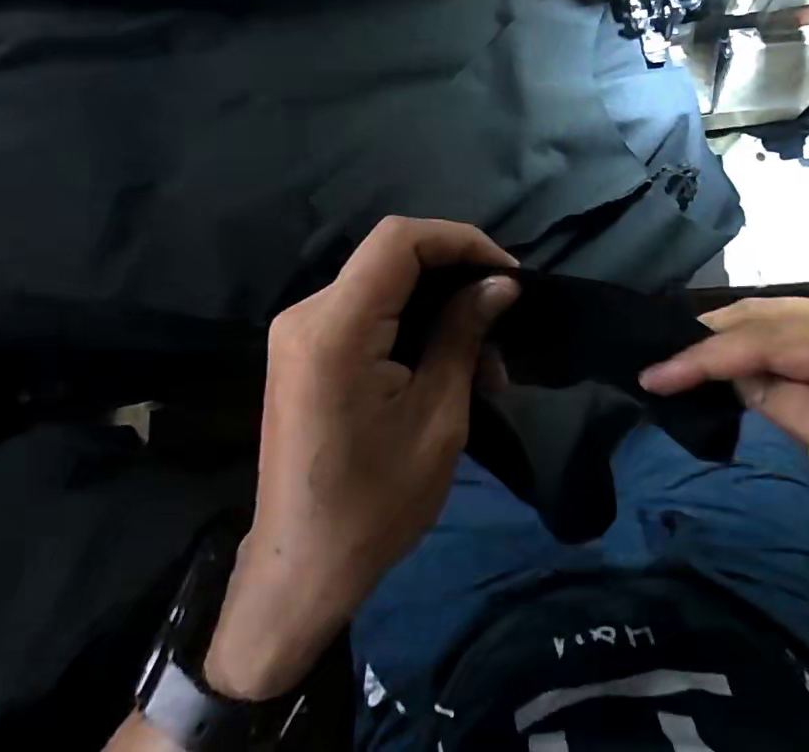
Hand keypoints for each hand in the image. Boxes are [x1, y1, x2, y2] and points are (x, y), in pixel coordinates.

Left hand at [204, 217, 518, 700]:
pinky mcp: (306, 353)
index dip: (461, 241)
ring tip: (487, 368)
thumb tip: (501, 282)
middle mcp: (307, 315)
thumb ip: (464, 334)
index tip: (508, 275)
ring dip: (442, 311)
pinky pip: (370, 315)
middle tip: (504, 328)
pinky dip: (415, 329)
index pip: (399, 240)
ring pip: (386, 287)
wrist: (303, 569)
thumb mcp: (439, 414)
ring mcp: (300, 333)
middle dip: (458, 282)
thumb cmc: (377, 501)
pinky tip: (448, 369)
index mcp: (335, 329)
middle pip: (393, 259)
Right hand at [639, 298, 808, 625]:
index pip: (776, 337)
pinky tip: (730, 361)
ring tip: (679, 361)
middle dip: (712, 337)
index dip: (709, 354)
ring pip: (784, 317)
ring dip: (731, 338)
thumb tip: (739, 376)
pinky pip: (803, 334)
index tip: (655, 375)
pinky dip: (760, 346)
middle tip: (655, 363)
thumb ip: (805, 415)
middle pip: (775, 315)